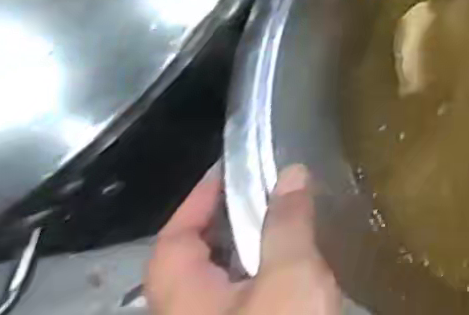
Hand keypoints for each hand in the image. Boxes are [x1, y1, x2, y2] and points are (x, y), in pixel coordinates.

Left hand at [146, 165, 341, 314]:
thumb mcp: (290, 275)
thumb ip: (288, 223)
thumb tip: (290, 172)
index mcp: (182, 301)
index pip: (172, 242)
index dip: (195, 202)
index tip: (229, 167)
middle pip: (191, 264)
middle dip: (226, 222)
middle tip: (269, 186)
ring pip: (218, 282)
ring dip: (248, 246)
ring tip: (289, 216)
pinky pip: (242, 297)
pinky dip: (262, 269)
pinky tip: (296, 263)